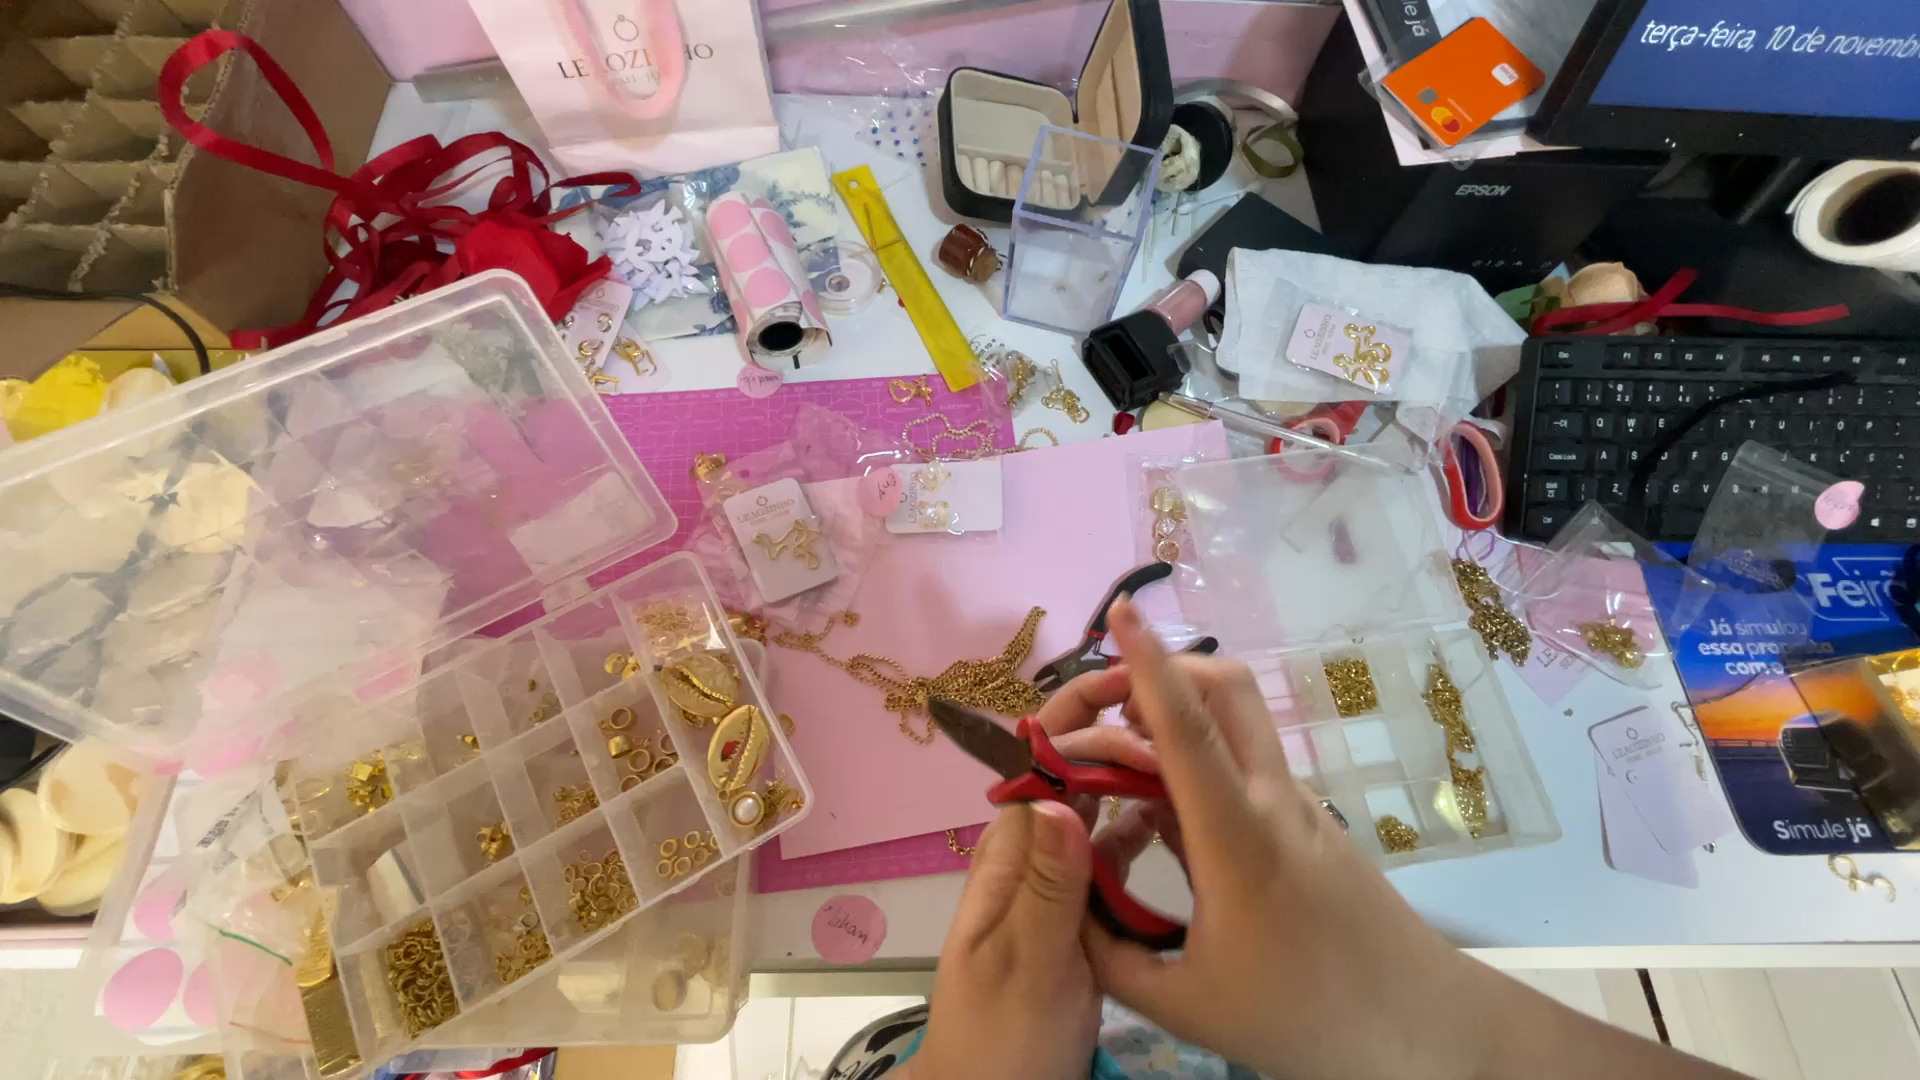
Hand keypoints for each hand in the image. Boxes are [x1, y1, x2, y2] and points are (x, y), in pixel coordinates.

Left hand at [913, 666, 1158, 1079]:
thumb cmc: (998, 1038)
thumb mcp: (1026, 966)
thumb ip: (1045, 887)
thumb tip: (1062, 797)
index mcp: (1009, 849)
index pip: (1040, 759)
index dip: (1080, 716)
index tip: (1133, 690)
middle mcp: (1031, 848)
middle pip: (1069, 770)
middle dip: (1114, 735)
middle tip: (1176, 725)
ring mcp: (1056, 875)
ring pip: (1094, 805)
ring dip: (1131, 775)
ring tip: (1187, 757)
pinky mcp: (1079, 905)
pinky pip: (1109, 850)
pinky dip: (1139, 827)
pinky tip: (1177, 821)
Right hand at [1081, 598, 1510, 1079]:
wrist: (1427, 1032)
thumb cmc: (1308, 1021)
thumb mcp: (1188, 1006)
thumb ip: (1109, 955)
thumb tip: (1060, 905)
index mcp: (1237, 837)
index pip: (1187, 727)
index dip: (1148, 663)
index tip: (1121, 611)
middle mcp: (1268, 798)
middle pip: (1222, 688)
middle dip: (1155, 669)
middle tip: (1096, 703)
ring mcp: (1290, 801)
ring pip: (1231, 716)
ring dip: (1170, 707)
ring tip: (1112, 751)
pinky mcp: (1299, 815)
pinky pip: (1235, 758)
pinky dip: (1186, 754)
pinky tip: (1153, 810)